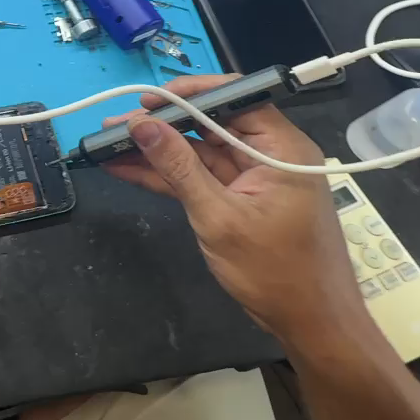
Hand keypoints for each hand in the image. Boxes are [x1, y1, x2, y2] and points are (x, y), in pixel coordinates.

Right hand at [102, 75, 365, 341]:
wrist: (311, 327)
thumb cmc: (276, 271)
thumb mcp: (219, 216)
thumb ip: (178, 167)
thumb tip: (141, 125)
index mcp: (280, 148)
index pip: (236, 98)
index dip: (190, 92)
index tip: (148, 99)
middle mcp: (267, 154)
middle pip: (208, 122)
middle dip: (160, 123)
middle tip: (116, 125)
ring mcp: (249, 177)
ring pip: (195, 149)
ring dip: (153, 149)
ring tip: (107, 144)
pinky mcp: (235, 197)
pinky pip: (194, 174)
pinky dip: (162, 173)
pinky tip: (123, 167)